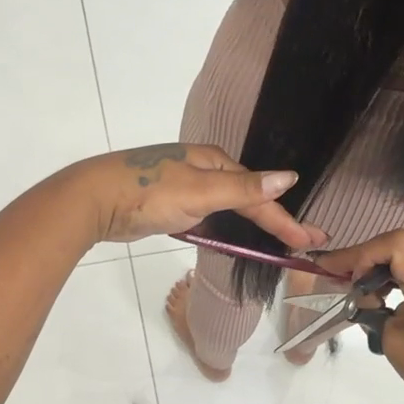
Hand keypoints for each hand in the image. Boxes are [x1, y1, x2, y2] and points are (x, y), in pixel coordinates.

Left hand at [71, 144, 327, 247]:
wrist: (94, 200)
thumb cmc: (149, 193)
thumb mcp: (201, 191)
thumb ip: (244, 190)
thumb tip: (289, 177)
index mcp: (213, 161)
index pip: (258, 195)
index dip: (284, 219)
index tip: (309, 240)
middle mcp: (202, 170)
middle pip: (246, 199)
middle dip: (275, 219)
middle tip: (303, 241)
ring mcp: (184, 188)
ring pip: (227, 208)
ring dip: (253, 224)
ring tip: (278, 240)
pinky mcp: (169, 206)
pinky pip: (208, 217)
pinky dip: (225, 228)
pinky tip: (231, 238)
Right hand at [316, 230, 403, 403]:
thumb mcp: (390, 337)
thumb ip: (371, 309)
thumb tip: (360, 297)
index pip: (394, 244)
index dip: (360, 253)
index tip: (336, 271)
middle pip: (400, 247)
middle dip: (365, 260)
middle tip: (339, 278)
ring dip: (381, 269)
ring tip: (359, 293)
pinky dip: (398, 278)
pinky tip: (382, 297)